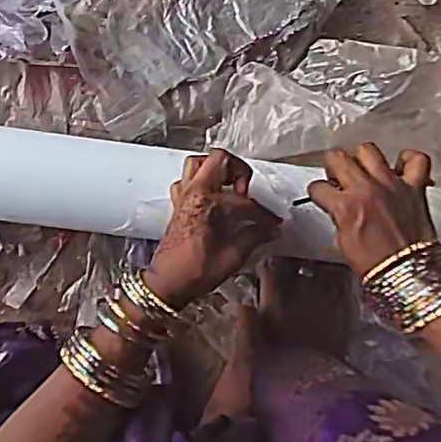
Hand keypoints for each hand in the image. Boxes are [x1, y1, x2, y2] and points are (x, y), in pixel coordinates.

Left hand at [146, 149, 282, 305]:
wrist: (168, 283)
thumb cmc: (197, 270)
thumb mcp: (234, 255)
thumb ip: (255, 236)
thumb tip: (271, 228)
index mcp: (209, 203)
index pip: (245, 201)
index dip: (263, 213)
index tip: (272, 223)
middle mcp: (195, 193)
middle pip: (219, 159)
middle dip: (238, 171)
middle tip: (246, 191)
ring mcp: (183, 196)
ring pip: (198, 163)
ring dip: (217, 170)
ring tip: (230, 187)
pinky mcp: (178, 203)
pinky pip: (187, 181)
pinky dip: (200, 183)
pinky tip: (211, 198)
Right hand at [307, 144, 436, 276]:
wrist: (406, 271)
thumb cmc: (375, 263)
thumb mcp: (343, 242)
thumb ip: (338, 217)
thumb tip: (338, 207)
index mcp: (345, 206)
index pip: (319, 187)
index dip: (318, 192)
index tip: (322, 195)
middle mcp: (366, 189)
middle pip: (338, 158)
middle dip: (333, 166)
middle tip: (338, 177)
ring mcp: (391, 184)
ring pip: (369, 150)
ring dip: (362, 159)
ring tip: (365, 170)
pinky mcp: (414, 186)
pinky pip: (416, 159)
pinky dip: (408, 159)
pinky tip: (400, 167)